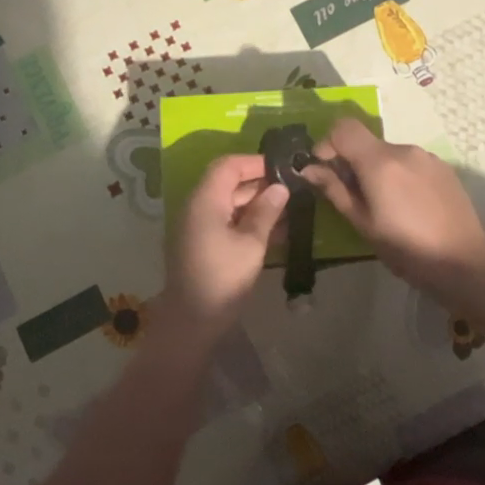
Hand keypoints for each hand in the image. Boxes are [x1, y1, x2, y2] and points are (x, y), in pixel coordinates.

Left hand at [165, 154, 289, 338]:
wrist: (191, 322)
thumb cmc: (223, 278)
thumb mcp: (251, 244)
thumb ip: (266, 212)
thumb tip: (280, 187)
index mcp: (205, 200)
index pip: (228, 166)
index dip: (255, 162)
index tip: (284, 167)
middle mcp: (197, 207)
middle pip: (228, 183)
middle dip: (260, 184)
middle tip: (293, 189)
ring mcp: (197, 227)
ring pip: (229, 204)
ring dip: (257, 206)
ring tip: (290, 211)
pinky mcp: (201, 245)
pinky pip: (226, 223)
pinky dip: (248, 223)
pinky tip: (275, 232)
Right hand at [301, 119, 484, 293]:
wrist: (463, 263)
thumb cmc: (406, 249)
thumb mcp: (362, 223)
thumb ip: (335, 190)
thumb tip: (309, 168)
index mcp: (380, 161)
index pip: (344, 127)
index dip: (328, 143)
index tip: (325, 170)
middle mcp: (404, 149)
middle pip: (367, 142)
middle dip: (353, 162)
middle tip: (352, 196)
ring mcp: (428, 157)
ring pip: (390, 154)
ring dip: (377, 170)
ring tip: (384, 205)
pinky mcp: (444, 168)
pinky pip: (411, 163)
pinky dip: (400, 175)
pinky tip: (409, 206)